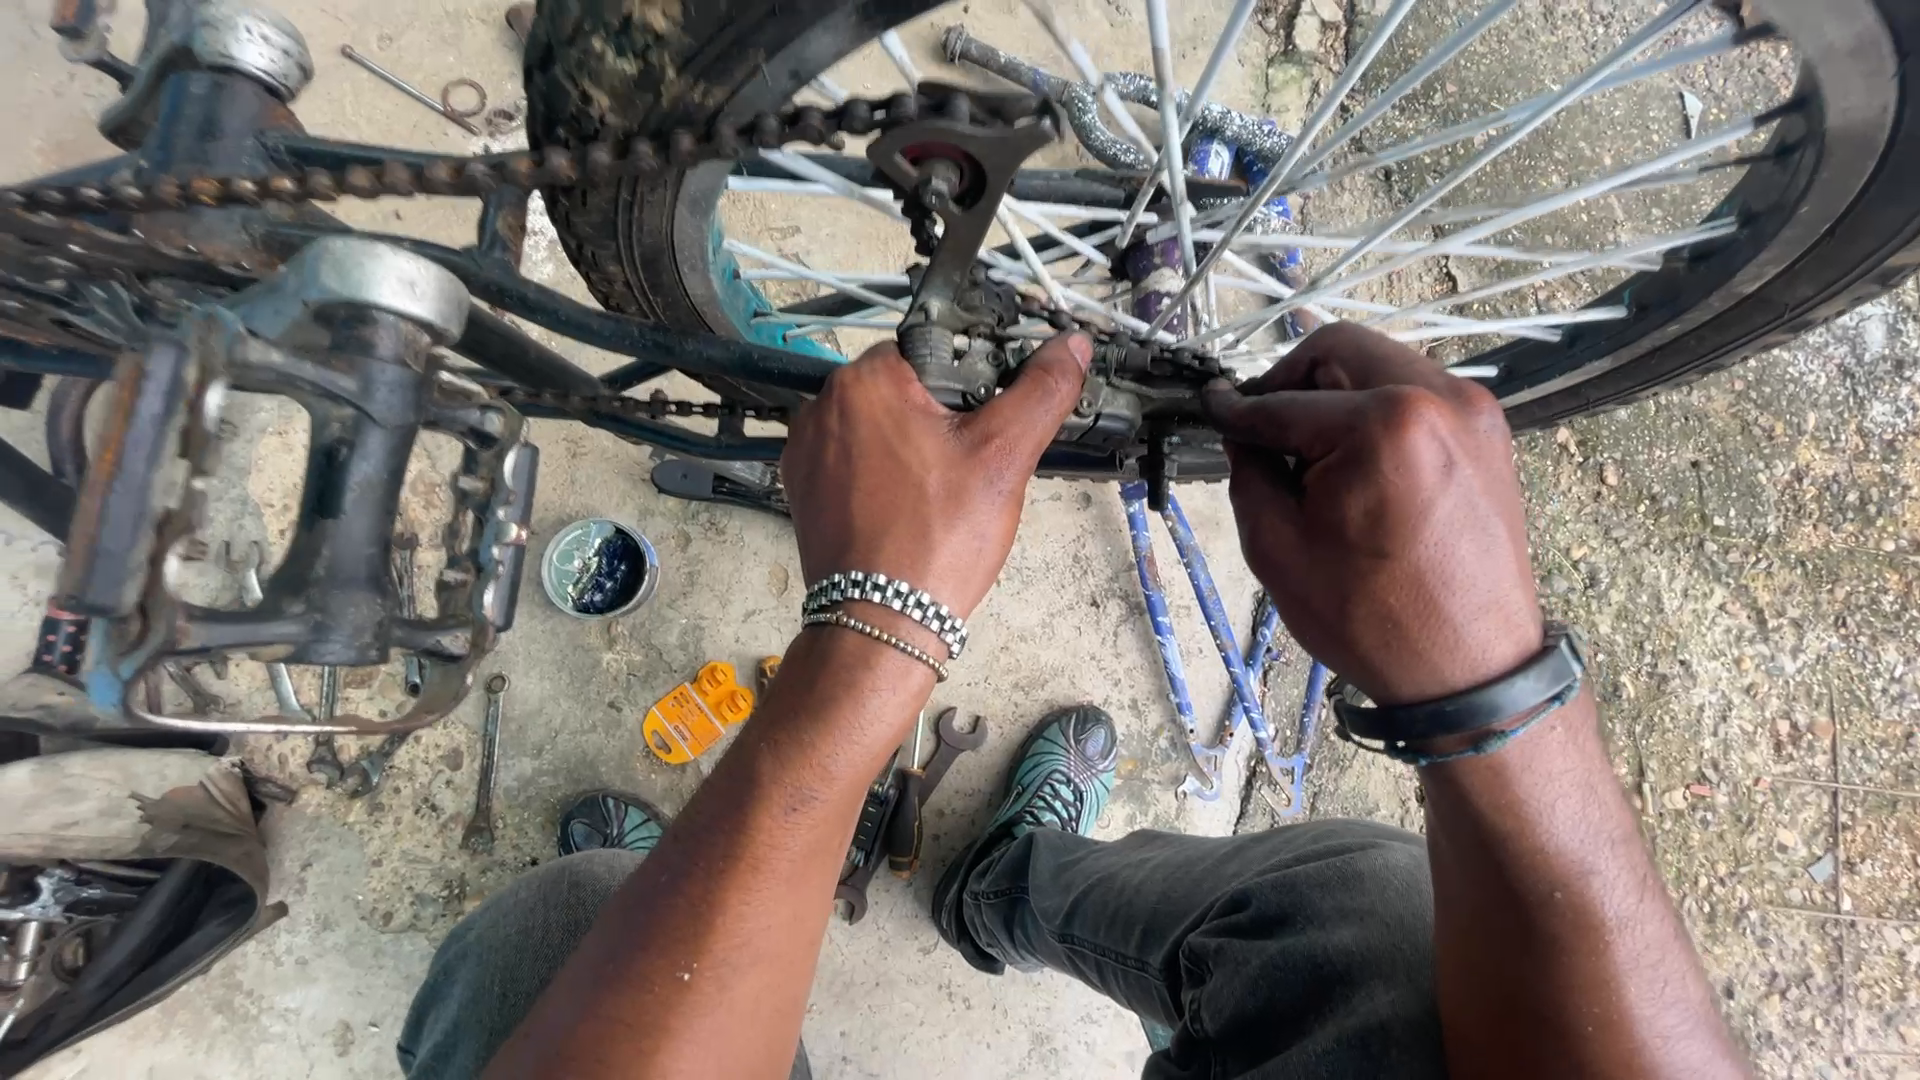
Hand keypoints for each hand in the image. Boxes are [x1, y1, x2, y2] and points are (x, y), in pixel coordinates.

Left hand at [781, 333, 1091, 630]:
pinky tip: (904, 509)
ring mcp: (805, 451)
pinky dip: (879, 476)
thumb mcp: (1004, 457)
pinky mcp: (800, 489)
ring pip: (877, 428)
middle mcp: (821, 407)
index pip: (929, 352)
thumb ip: (1042, 391)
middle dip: (939, 419)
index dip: (967, 385)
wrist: (882, 622)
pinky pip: (851, 463)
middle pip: (901, 391)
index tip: (984, 426)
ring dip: (908, 447)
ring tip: (935, 495)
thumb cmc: (939, 538)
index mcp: (866, 381)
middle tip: (965, 468)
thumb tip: (1073, 346)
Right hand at [1202, 322, 1543, 706]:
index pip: (1282, 401)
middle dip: (1287, 380)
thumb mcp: (1274, 544)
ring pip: (1380, 364)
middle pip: (1338, 350)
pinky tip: (1352, 460)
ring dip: (1331, 392)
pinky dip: (1371, 409)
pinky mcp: (1488, 433)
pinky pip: (1414, 394)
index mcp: (1380, 424)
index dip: (1234, 408)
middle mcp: (1438, 397)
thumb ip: (1249, 469)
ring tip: (1307, 450)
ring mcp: (1473, 411)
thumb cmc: (1365, 614)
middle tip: (1260, 427)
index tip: (1208, 406)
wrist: (1468, 666)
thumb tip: (1243, 430)